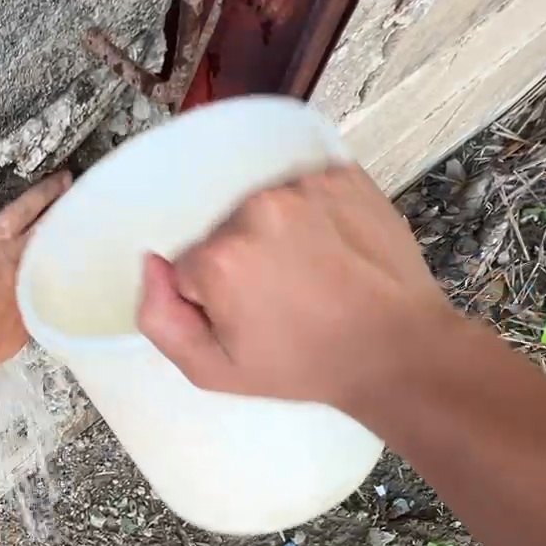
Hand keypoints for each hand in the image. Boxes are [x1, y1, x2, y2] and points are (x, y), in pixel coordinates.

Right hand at [0, 171, 72, 372]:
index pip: (27, 207)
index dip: (47, 193)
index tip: (63, 182)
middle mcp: (17, 260)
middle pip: (49, 232)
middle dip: (65, 216)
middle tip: (82, 206)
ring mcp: (29, 292)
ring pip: (52, 269)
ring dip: (62, 259)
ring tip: (75, 252)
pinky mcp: (31, 320)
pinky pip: (42, 307)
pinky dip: (47, 302)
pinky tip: (57, 302)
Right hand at [136, 164, 466, 410]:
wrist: (394, 348)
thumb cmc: (301, 365)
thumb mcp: (213, 370)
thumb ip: (160, 320)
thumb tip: (151, 263)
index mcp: (221, 258)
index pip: (187, 269)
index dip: (212, 300)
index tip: (248, 320)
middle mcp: (258, 209)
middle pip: (221, 234)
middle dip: (240, 266)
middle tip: (279, 303)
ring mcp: (304, 186)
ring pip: (260, 212)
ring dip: (273, 239)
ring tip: (308, 277)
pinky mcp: (340, 174)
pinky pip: (300, 194)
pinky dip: (307, 220)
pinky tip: (328, 253)